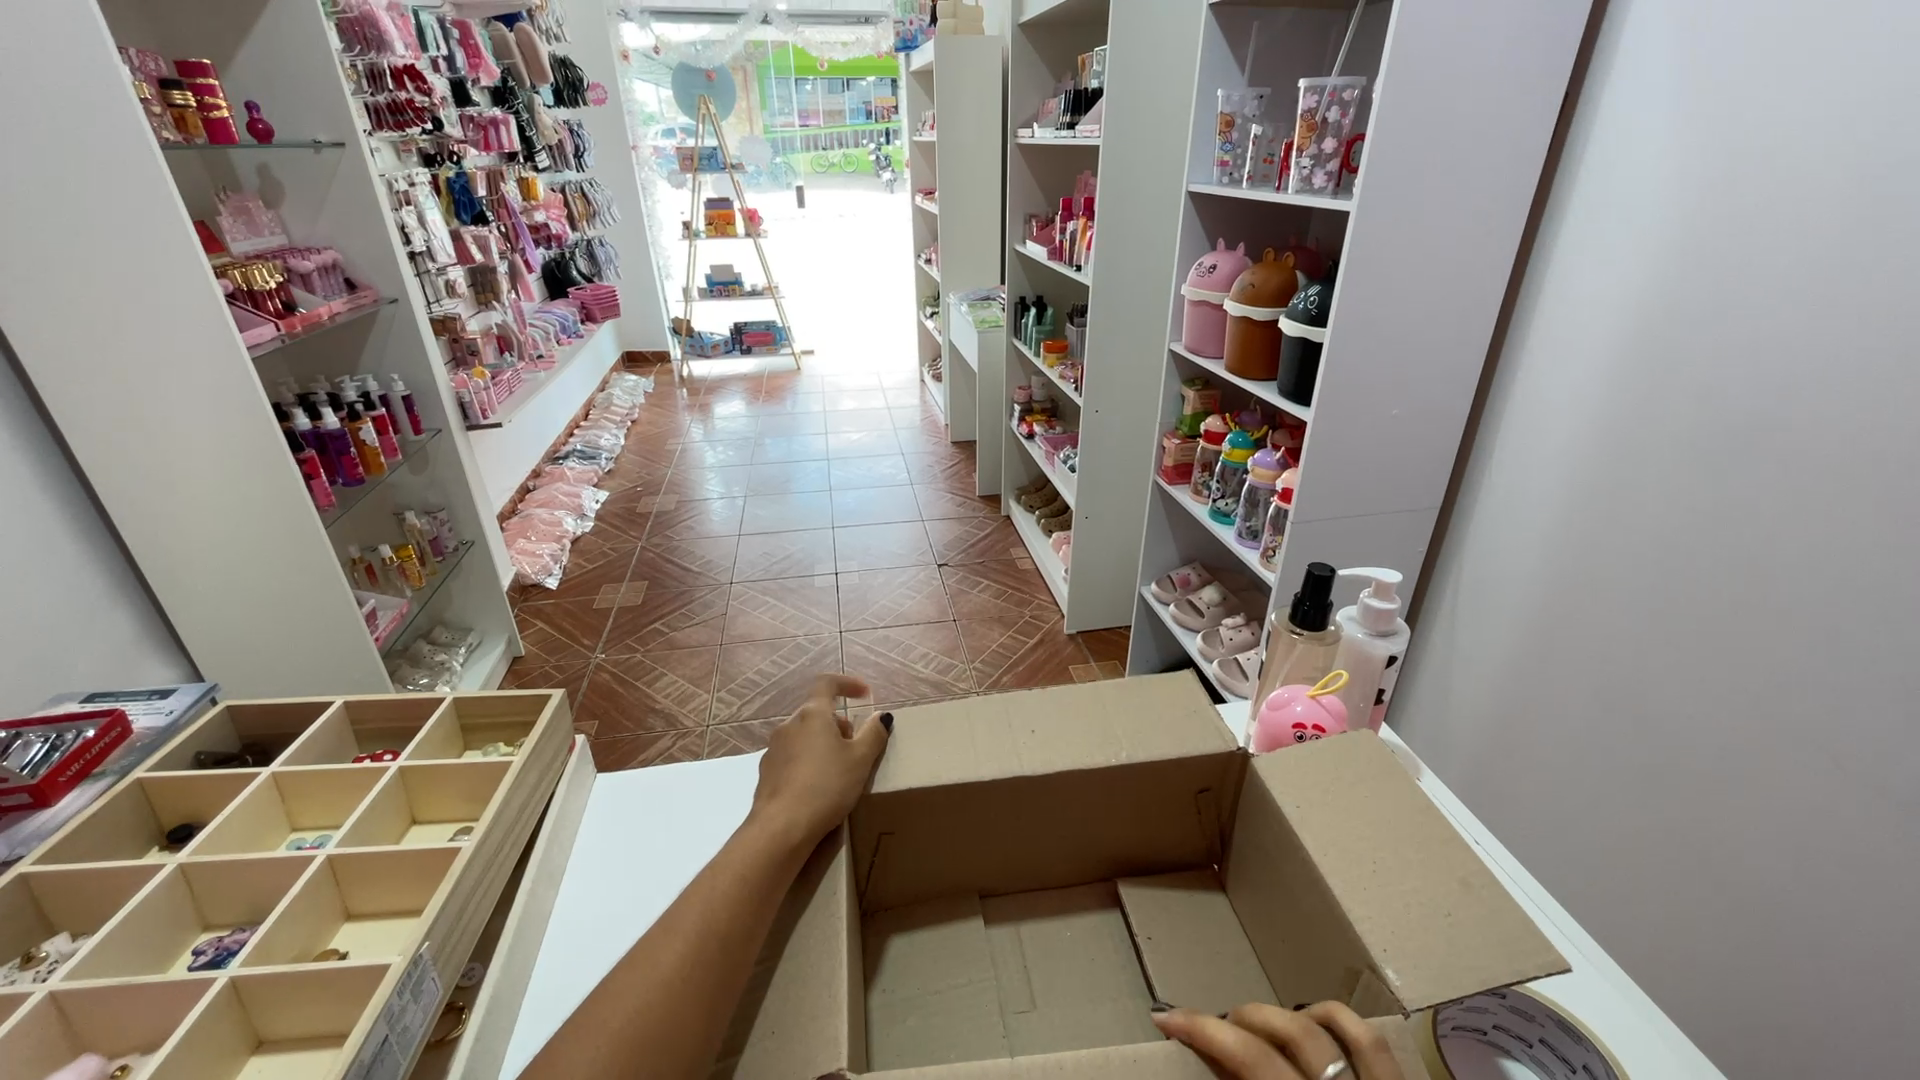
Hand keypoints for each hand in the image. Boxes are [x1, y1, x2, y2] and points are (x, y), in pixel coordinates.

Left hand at [747, 674, 890, 852]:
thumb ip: (874, 734)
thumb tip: (880, 716)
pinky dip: (808, 762)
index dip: (848, 684)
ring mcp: (774, 748)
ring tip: (839, 771)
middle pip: (817, 713)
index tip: (865, 694)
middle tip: (857, 747)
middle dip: (839, 724)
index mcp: (813, 715)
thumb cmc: (827, 786)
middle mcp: (789, 725)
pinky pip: (793, 756)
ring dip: (823, 744)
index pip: (827, 683)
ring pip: (804, 736)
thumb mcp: (861, 760)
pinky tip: (818, 788)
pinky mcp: (766, 772)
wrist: (781, 827)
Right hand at [1151, 1002, 1402, 1079]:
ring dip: (1275, 1015)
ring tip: (1251, 1023)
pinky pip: (1370, 1039)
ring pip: (1323, 1026)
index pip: (1249, 1062)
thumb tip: (1216, 1074)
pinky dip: (1334, 1019)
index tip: (1166, 1020)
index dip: (1202, 1031)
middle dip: (1232, 1019)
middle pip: (1281, 1035)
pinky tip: (1309, 1022)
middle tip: (1206, 1028)